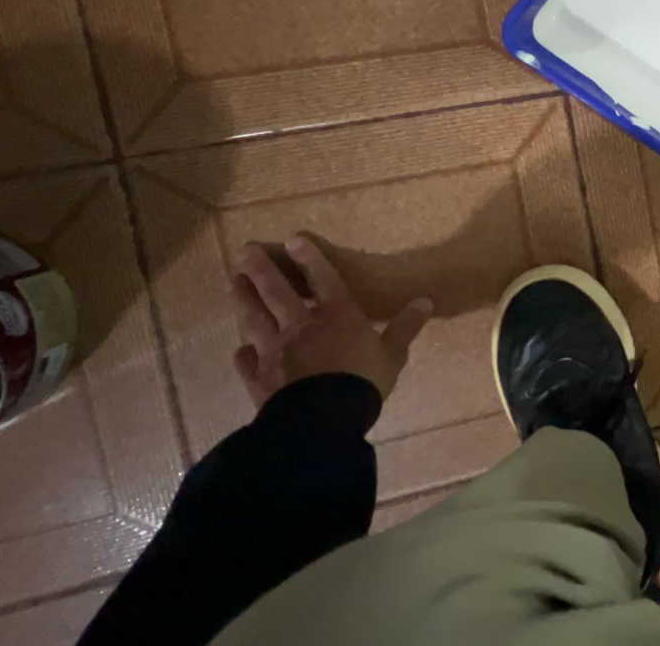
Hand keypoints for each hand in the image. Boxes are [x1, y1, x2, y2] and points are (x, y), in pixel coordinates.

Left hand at [230, 236, 432, 407]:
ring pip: (255, 320)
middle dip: (262, 271)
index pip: (324, 281)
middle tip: (244, 252)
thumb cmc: (363, 380)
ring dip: (244, 300)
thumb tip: (426, 300)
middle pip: (278, 294)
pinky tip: (239, 348)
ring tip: (233, 283)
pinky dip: (243, 353)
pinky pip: (247, 361)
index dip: (310, 259)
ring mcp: (275, 352)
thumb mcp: (394, 353)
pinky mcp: (259, 378)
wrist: (321, 420)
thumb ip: (405, 326)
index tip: (293, 239)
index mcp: (337, 317)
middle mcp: (301, 327)